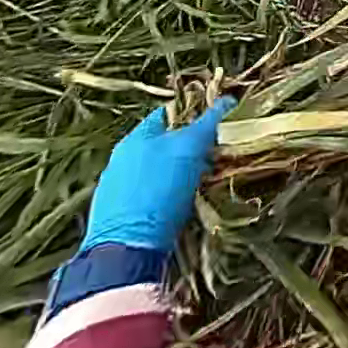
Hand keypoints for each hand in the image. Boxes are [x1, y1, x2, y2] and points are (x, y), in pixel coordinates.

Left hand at [81, 97, 235, 252]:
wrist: (129, 247)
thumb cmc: (159, 187)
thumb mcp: (191, 147)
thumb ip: (209, 121)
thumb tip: (228, 100)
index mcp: (135, 138)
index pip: (171, 112)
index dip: (197, 111)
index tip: (220, 119)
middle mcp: (122, 159)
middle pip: (169, 140)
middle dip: (195, 143)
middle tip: (219, 148)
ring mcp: (119, 188)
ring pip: (164, 166)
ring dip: (187, 167)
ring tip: (208, 174)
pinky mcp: (122, 213)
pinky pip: (156, 189)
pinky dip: (173, 188)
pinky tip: (187, 197)